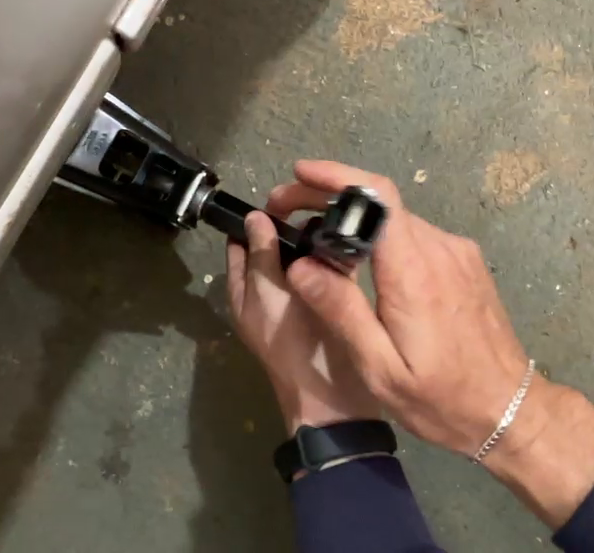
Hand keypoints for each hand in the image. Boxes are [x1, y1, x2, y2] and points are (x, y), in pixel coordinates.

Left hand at [226, 209, 382, 435]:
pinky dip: (338, 250)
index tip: (278, 195)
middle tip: (311, 197)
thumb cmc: (291, 342)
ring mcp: (303, 294)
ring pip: (305, 252)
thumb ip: (260, 254)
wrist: (334, 397)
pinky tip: (351, 230)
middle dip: (290, 222)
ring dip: (317, 234)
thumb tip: (253, 216)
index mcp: (246, 290)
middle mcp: (272, 289)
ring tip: (333, 207)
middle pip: (276, 245)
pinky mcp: (331, 298)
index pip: (242, 243)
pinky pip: (332, 266)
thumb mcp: (267, 294)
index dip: (254, 218)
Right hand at [276, 160, 593, 527]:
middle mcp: (438, 247)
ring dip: (355, 220)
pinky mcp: (465, 260)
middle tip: (289, 211)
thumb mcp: (380, 368)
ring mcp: (456, 251)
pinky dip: (381, 237)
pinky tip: (362, 261)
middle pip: (379, 202)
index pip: (378, 195)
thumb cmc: (442, 399)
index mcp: (414, 269)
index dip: (337, 174)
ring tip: (319, 241)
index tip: (300, 172)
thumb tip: (299, 264)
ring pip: (395, 220)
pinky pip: (414, 236)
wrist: (512, 412)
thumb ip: (340, 310)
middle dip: (330, 197)